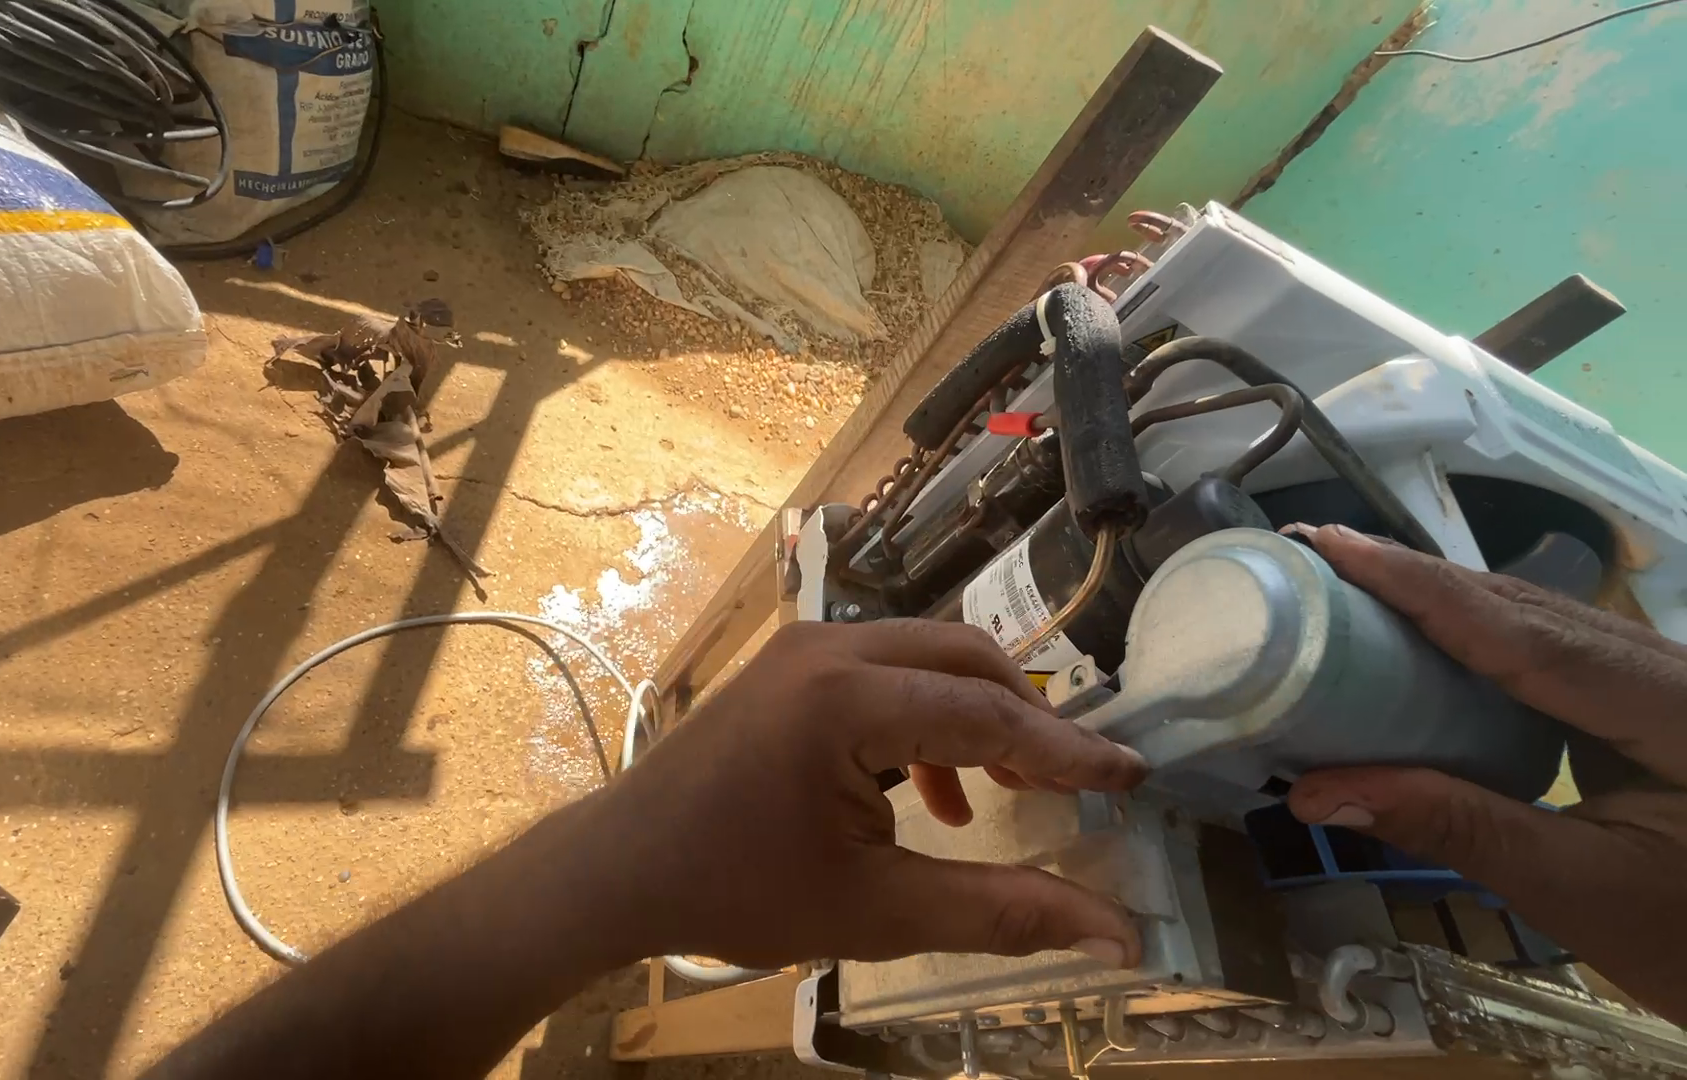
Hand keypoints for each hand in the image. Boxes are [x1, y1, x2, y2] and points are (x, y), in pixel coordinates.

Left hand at [598, 618, 1147, 969]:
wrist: (626, 862)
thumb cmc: (737, 888)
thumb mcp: (874, 910)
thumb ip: (999, 911)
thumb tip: (1114, 931)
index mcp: (844, 697)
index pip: (985, 711)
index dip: (1067, 750)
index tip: (1130, 776)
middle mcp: (827, 647)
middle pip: (960, 658)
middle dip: (1023, 716)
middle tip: (1067, 782)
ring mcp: (802, 647)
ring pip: (922, 658)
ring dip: (971, 715)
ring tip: (1002, 790)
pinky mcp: (789, 663)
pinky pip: (880, 672)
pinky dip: (919, 719)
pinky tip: (929, 793)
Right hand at [1286, 525, 1686, 1023]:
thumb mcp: (1582, 894)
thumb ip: (1450, 827)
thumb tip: (1309, 794)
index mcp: (1684, 713)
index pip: (1528, 633)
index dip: (1420, 586)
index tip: (1328, 542)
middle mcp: (1680, 676)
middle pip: (1530, 607)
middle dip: (1416, 574)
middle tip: (1316, 549)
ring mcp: (1669, 685)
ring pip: (1537, 618)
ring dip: (1435, 594)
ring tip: (1345, 575)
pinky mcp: (1647, 703)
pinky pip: (1544, 645)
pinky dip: (1465, 627)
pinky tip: (1413, 626)